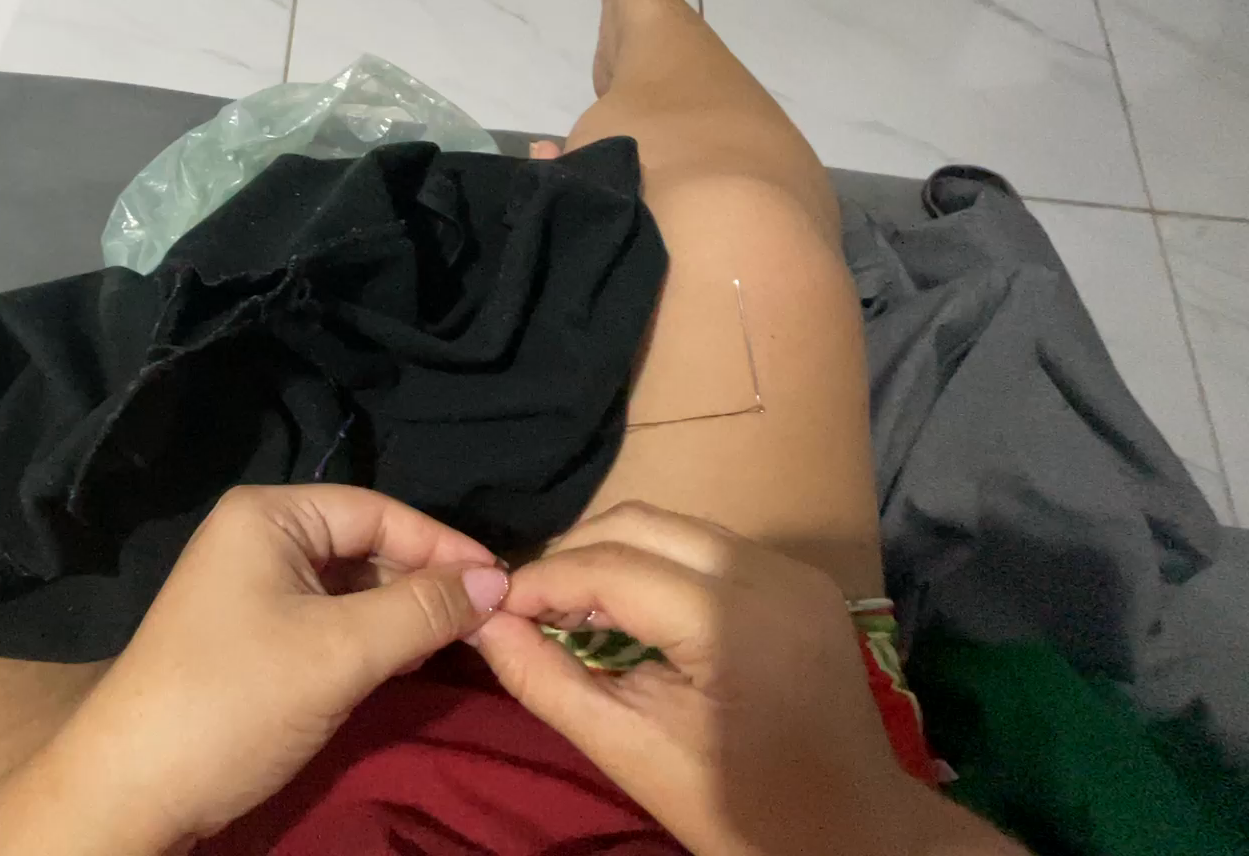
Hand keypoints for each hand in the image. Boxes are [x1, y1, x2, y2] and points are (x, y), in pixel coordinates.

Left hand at [4, 485, 508, 850]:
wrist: (134, 788)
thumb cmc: (236, 699)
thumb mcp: (339, 651)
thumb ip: (422, 610)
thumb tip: (498, 581)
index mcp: (269, 514)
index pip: (374, 511)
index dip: (441, 545)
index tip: (503, 581)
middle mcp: (260, 534)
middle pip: (363, 543)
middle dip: (423, 580)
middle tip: (489, 617)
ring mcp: (255, 581)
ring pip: (350, 582)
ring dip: (402, 609)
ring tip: (462, 636)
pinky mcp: (256, 625)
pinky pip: (329, 613)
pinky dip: (372, 631)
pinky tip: (412, 652)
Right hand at [470, 501, 915, 855]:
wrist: (865, 841)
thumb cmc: (743, 812)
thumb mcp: (629, 753)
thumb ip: (544, 680)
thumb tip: (481, 623)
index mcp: (731, 624)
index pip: (607, 568)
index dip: (539, 581)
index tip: (493, 608)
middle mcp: (764, 573)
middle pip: (631, 523)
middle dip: (567, 557)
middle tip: (529, 605)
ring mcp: (785, 566)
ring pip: (660, 522)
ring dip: (601, 551)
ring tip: (568, 602)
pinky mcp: (791, 572)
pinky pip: (691, 539)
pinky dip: (642, 557)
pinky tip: (623, 600)